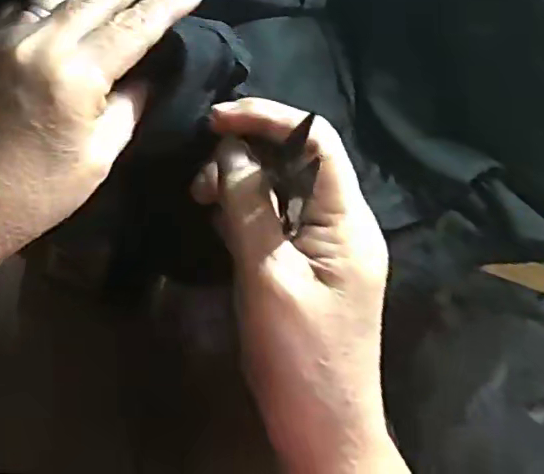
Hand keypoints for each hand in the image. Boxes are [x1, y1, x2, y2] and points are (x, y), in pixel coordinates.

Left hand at [0, 0, 202, 286]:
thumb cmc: (39, 189)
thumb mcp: (99, 154)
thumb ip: (129, 104)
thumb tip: (153, 73)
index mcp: (75, 73)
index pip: (132, 27)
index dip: (165, 6)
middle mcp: (41, 43)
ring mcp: (9, 39)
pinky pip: (23, 8)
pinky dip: (49, 0)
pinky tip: (63, 3)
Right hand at [191, 99, 403, 473]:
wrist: (322, 426)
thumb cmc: (299, 351)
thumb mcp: (267, 273)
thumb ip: (248, 205)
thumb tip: (227, 147)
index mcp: (345, 222)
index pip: (316, 141)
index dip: (267, 117)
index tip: (214, 119)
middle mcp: (338, 223)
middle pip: (292, 156)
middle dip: (240, 151)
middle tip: (197, 173)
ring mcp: (319, 242)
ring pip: (274, 181)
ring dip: (232, 178)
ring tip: (197, 198)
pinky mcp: (298, 258)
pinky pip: (266, 210)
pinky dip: (234, 203)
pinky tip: (209, 215)